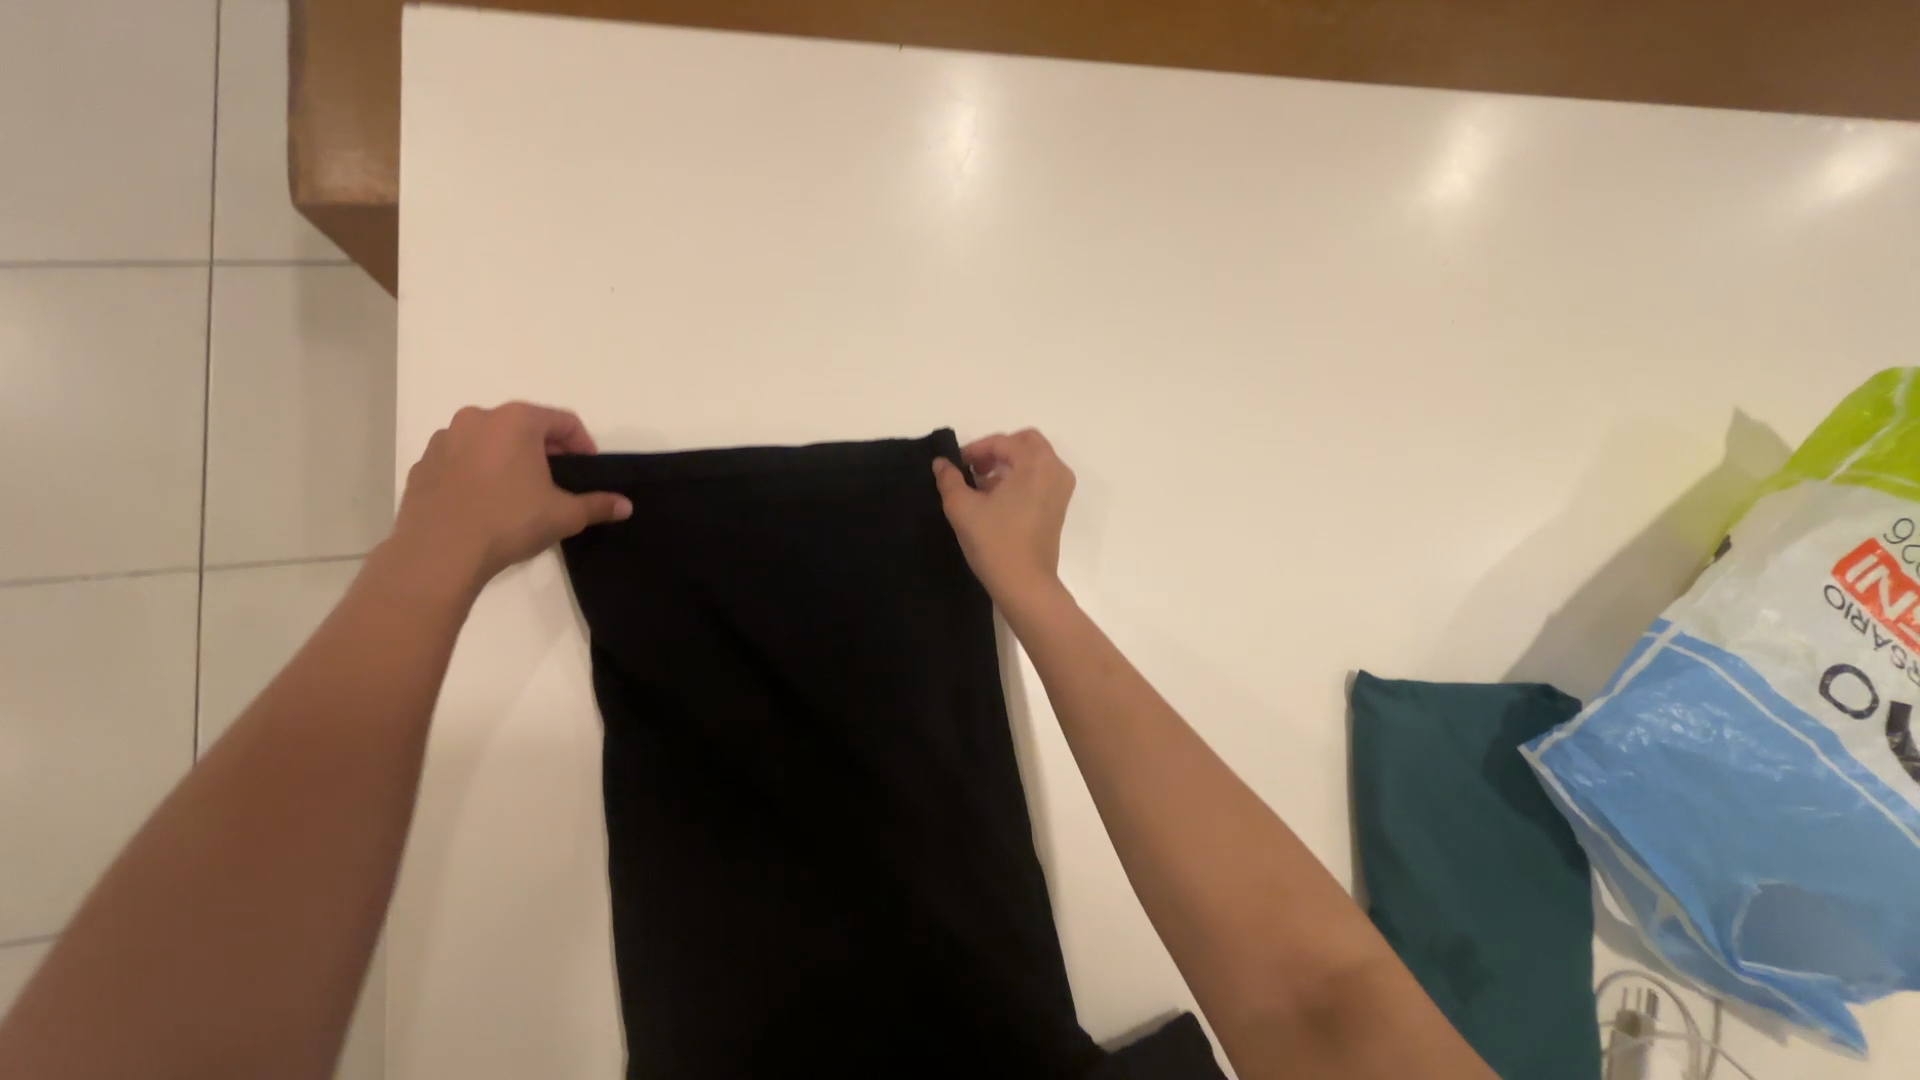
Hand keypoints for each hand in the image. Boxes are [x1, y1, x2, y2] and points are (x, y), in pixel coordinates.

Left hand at [391, 403, 631, 587]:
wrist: (440, 552)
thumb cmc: (510, 521)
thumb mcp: (566, 515)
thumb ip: (598, 505)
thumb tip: (625, 506)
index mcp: (516, 421)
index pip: (562, 420)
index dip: (582, 443)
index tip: (589, 467)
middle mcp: (477, 419)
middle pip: (523, 425)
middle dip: (544, 448)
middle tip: (558, 478)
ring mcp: (443, 440)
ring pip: (488, 440)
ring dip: (508, 457)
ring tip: (520, 491)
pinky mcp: (422, 465)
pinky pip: (460, 460)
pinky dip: (477, 472)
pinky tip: (486, 502)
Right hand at [933, 429, 1074, 605]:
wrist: (1025, 584)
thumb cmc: (994, 542)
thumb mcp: (962, 508)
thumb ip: (949, 479)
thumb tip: (941, 463)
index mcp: (1036, 463)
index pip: (1002, 442)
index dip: (975, 449)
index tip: (956, 465)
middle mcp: (1055, 470)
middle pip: (1026, 444)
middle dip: (997, 451)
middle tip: (973, 468)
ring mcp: (1061, 490)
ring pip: (1034, 462)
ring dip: (1008, 465)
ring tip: (982, 486)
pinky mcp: (1059, 508)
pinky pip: (1040, 479)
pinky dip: (1020, 479)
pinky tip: (997, 501)